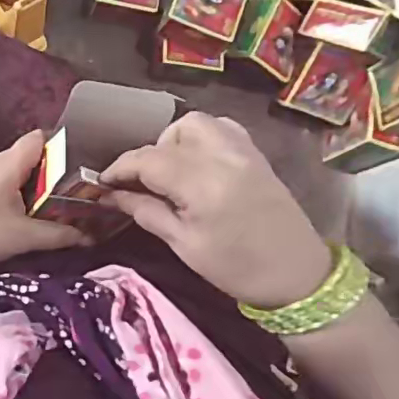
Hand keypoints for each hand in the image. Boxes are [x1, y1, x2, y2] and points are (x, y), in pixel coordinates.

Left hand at [0, 130, 89, 271]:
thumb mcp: (25, 237)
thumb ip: (60, 235)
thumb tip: (89, 237)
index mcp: (6, 164)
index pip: (40, 138)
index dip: (63, 147)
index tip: (81, 166)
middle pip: (32, 153)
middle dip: (55, 170)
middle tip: (76, 190)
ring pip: (20, 168)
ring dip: (39, 182)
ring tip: (58, 202)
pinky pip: (7, 179)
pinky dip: (23, 190)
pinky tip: (33, 210)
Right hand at [98, 113, 330, 308]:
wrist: (297, 275)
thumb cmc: (235, 268)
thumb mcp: (183, 245)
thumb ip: (146, 212)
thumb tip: (111, 196)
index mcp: (202, 184)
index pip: (148, 160)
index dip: (119, 169)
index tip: (101, 183)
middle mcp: (223, 157)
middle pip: (169, 136)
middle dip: (146, 155)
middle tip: (140, 183)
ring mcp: (243, 151)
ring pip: (195, 124)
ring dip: (173, 141)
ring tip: (169, 171)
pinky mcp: (255, 153)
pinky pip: (221, 128)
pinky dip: (200, 137)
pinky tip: (196, 162)